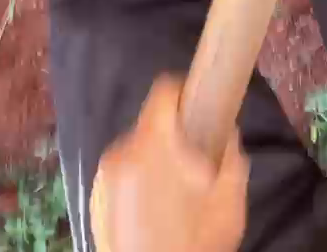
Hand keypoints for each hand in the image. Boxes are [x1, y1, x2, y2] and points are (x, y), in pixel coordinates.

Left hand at [92, 77, 248, 251]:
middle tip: (195, 165)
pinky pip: (123, 176)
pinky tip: (155, 214)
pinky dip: (139, 183)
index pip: (164, 90)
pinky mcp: (95, 203)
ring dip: (156, 160)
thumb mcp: (229, 200)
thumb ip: (231, 156)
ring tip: (175, 197)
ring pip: (137, 150)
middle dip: (174, 137)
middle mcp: (119, 154)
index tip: (200, 105)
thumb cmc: (195, 244)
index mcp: (151, 144)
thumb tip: (226, 133)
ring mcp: (103, 180)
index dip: (185, 91)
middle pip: (152, 124)